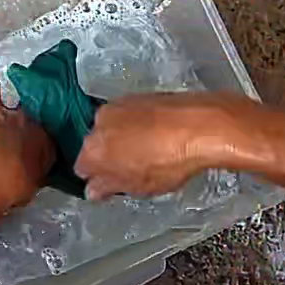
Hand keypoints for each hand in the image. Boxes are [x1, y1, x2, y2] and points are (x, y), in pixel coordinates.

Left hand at [0, 65, 54, 218]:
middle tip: (38, 124)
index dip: (51, 138)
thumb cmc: (12, 188)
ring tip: (34, 88)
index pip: (54, 137)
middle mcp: (37, 125)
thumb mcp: (35, 183)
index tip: (49, 140)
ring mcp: (15, 116)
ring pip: (25, 102)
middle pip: (42, 117)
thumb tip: (40, 165)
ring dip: (27, 99)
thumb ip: (40, 169)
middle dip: (42, 118)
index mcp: (50, 145)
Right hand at [74, 92, 269, 199]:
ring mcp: (119, 105)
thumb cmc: (169, 161)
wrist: (202, 125)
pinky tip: (161, 136)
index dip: (98, 179)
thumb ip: (108, 187)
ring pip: (114, 128)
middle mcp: (99, 122)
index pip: (82, 168)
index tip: (113, 184)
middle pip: (96, 145)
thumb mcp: (138, 186)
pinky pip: (131, 116)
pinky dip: (139, 126)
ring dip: (125, 140)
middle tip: (135, 170)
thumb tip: (93, 189)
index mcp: (92, 149)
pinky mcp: (139, 95)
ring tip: (152, 153)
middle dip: (110, 157)